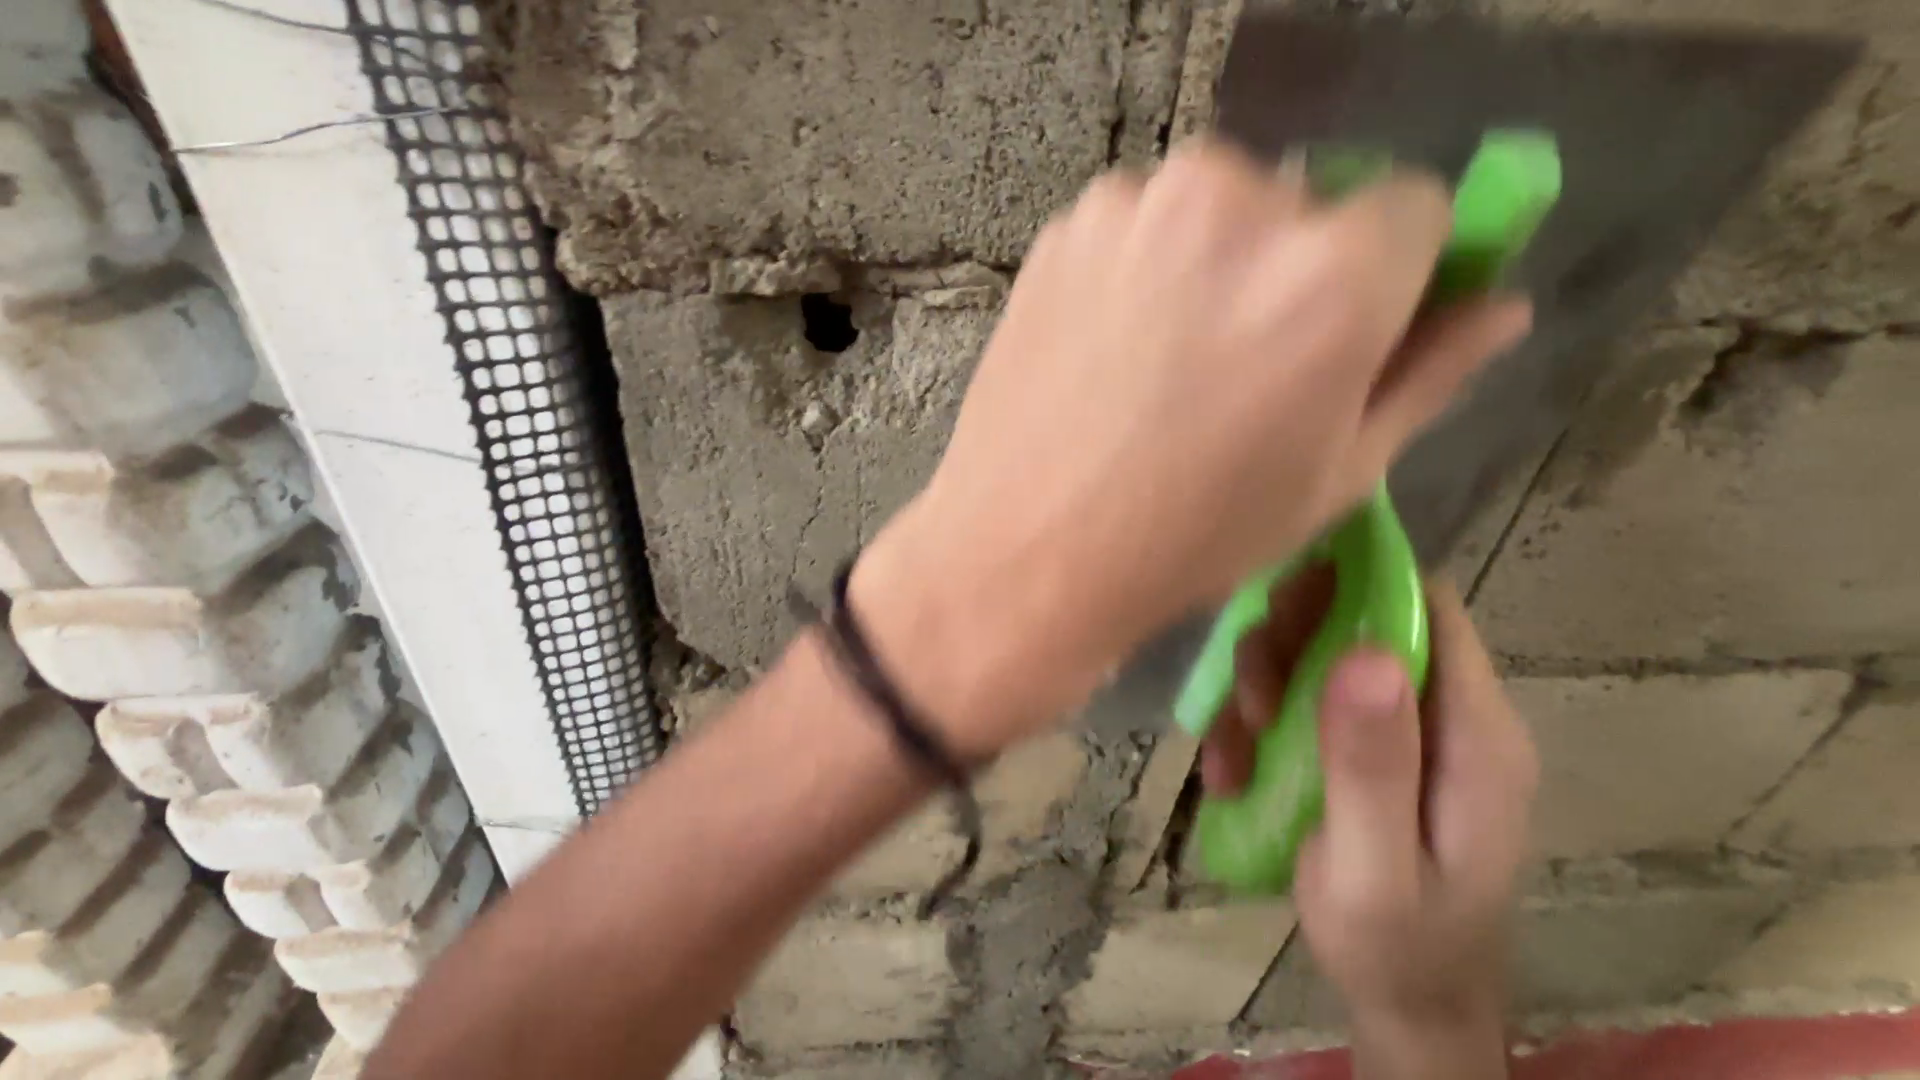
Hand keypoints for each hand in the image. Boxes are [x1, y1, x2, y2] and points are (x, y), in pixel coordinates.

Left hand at [854, 139, 1530, 754]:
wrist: (1025, 551)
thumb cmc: (1192, 536)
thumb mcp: (1335, 474)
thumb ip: (1428, 374)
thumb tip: (1503, 306)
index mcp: (1333, 272)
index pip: (1419, 206)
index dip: (1397, 273)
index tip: (1353, 333)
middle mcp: (1238, 204)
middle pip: (1313, 203)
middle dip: (1299, 269)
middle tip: (1245, 366)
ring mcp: (1140, 205)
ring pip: (1222, 206)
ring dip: (1218, 264)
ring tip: (1170, 364)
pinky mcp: (1069, 224)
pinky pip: (1142, 224)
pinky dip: (1145, 268)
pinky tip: (1114, 347)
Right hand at [1203, 579, 1535, 1076]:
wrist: (1407, 1002)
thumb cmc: (1394, 943)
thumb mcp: (1370, 865)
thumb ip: (1370, 765)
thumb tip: (1365, 651)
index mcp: (1474, 733)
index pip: (1424, 607)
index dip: (1352, 583)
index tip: (1277, 600)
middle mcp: (1450, 716)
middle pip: (1364, 624)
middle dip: (1292, 646)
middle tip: (1246, 700)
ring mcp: (1412, 732)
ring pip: (1324, 659)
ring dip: (1264, 688)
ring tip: (1231, 750)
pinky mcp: (1376, 749)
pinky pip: (1310, 703)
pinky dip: (1263, 724)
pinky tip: (1234, 771)